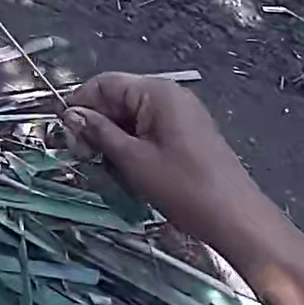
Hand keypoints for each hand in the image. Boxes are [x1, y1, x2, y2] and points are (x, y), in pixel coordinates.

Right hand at [63, 73, 277, 258]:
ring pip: (130, 116)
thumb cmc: (183, 187)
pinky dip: (132, 145)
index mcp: (156, 91)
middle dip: (96, 124)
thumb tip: (70, 115)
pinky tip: (128, 170)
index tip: (65, 134)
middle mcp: (168, 94)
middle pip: (117, 98)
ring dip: (113, 138)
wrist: (238, 220)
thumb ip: (98, 132)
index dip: (79, 105)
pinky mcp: (186, 133)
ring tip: (108, 168)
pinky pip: (147, 129)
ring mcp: (180, 113)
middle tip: (84, 157)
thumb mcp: (132, 159)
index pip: (104, 83)